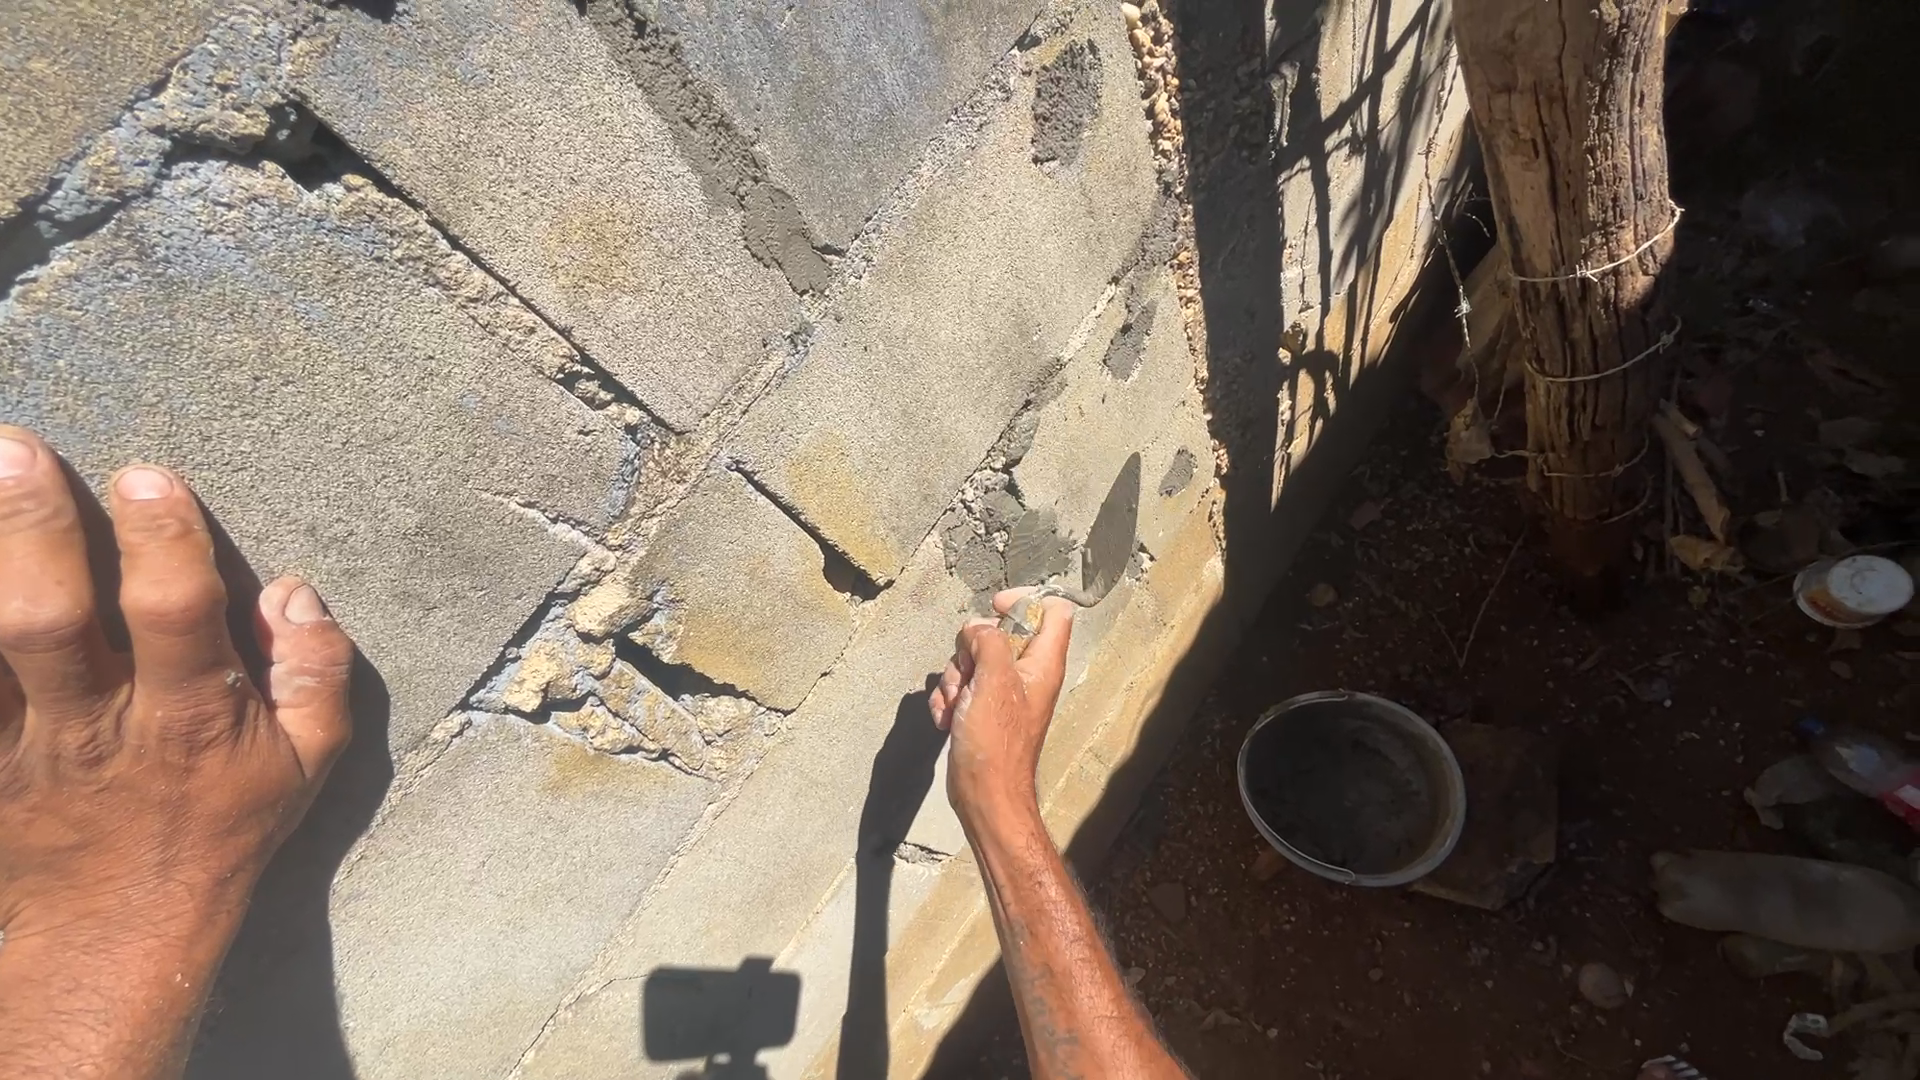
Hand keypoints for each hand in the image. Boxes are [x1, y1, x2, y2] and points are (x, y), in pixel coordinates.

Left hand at [0, 424, 354, 943]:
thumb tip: (296, 592)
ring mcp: (14, 745)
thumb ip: (316, 671)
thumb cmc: (233, 822)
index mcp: (192, 717)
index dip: (164, 545)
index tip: (151, 476)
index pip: (178, 617)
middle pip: (47, 623)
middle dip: (31, 532)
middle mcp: (94, 723)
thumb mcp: (315, 756)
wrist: (122, 922)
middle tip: (13, 449)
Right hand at [928, 588, 1073, 827]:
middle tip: (969, 674)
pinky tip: (947, 720)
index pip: (1053, 609)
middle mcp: (1027, 673)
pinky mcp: (982, 708)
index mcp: (1043, 662)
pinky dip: (948, 699)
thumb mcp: (993, 682)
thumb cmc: (996, 743)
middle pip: (998, 632)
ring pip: (972, 659)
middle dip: (970, 648)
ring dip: (954, 678)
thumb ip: (988, 641)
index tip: (995, 607)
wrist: (984, 795)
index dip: (1024, 600)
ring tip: (956, 705)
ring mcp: (1003, 691)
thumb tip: (976, 629)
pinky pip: (960, 686)